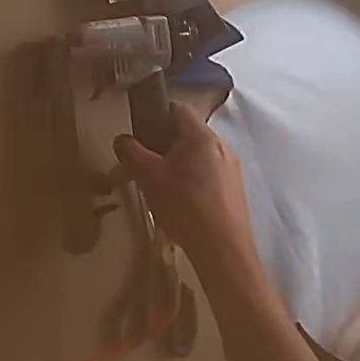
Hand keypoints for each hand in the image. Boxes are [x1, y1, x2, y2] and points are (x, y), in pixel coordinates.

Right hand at [115, 103, 260, 281]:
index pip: (176, 108)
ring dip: (180, 164)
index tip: (141, 135)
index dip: (156, 115)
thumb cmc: (184, 205)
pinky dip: (194, 181)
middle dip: (165, 144)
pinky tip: (183, 205)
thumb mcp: (147, 175)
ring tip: (163, 188)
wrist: (223, 251)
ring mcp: (232, 169)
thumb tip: (122, 139)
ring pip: (199, 155)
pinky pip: (210, 175)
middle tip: (148, 164)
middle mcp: (221, 145)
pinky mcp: (237, 191)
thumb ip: (130, 151)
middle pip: (187, 133)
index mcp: (200, 134)